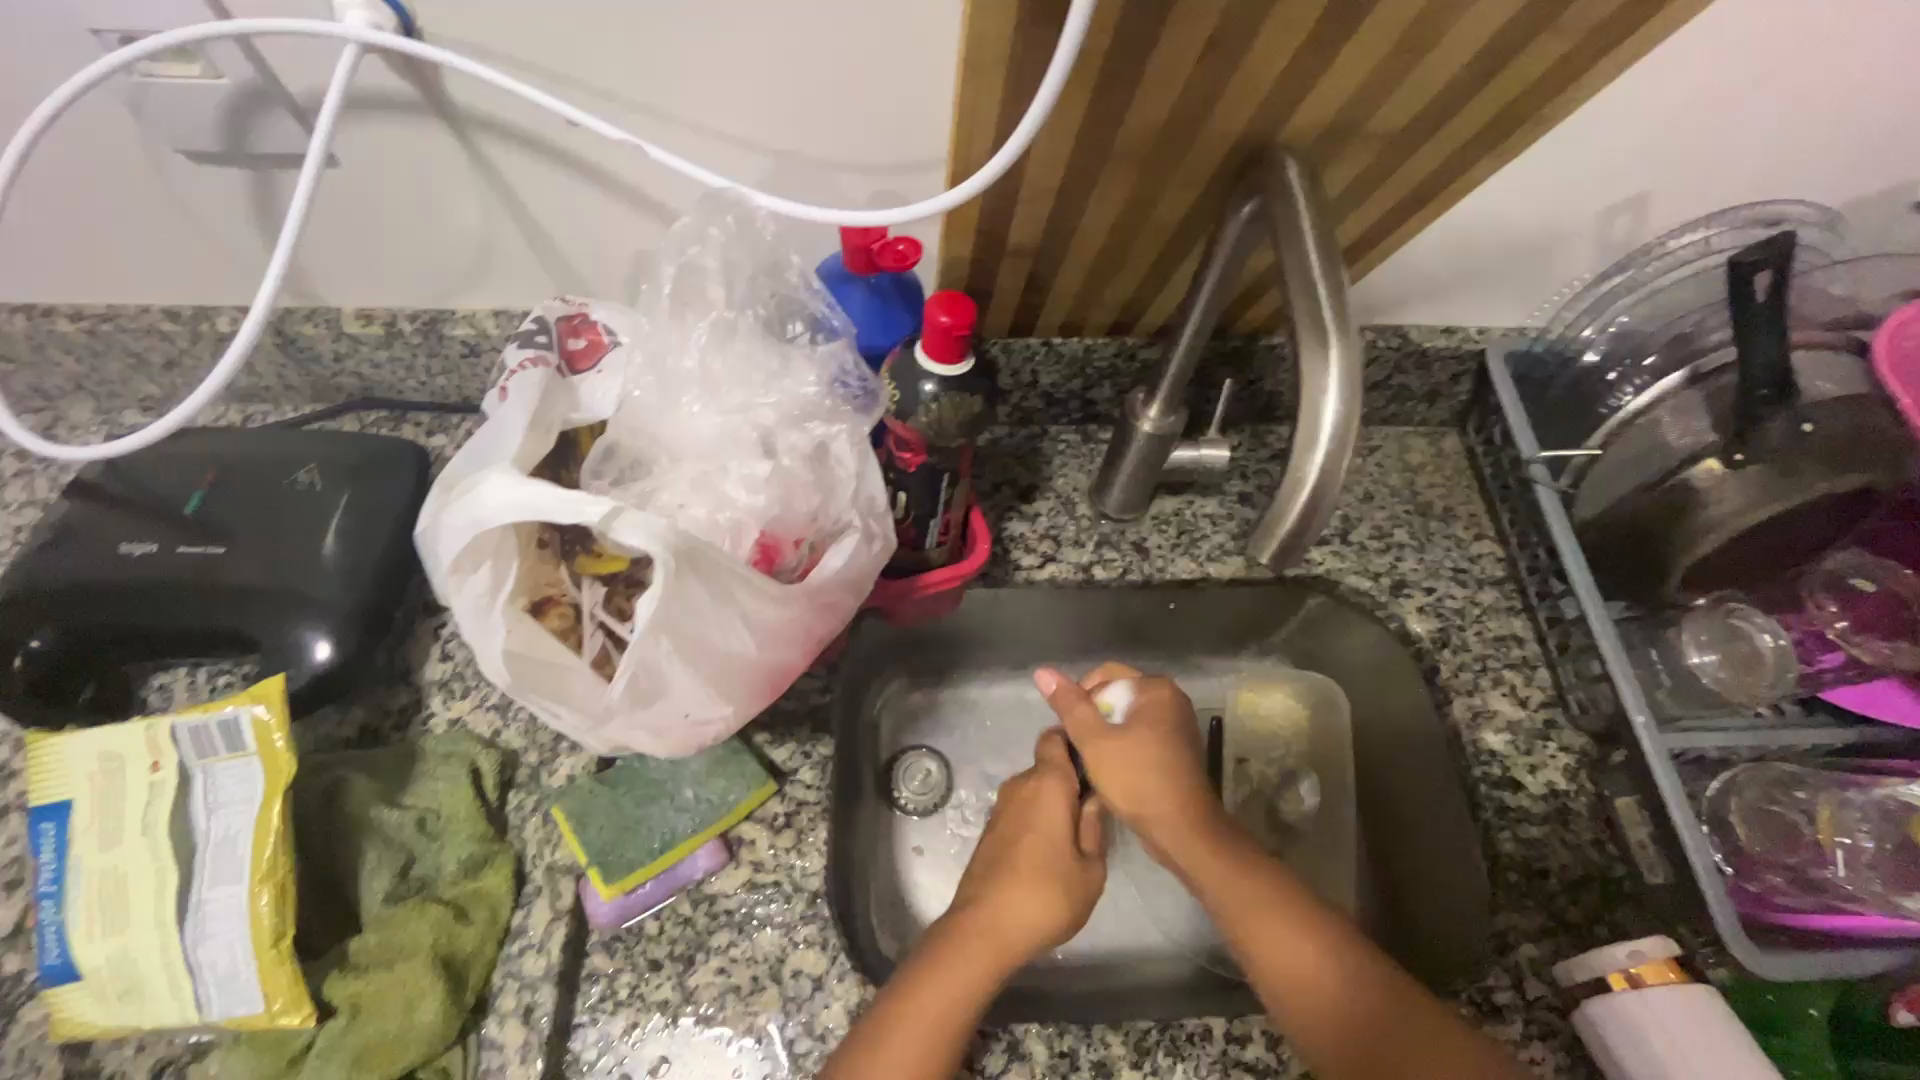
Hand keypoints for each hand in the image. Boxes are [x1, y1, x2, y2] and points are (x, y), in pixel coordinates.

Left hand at [944, 729, 1107, 963]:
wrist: (984, 928)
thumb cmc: (1047, 896)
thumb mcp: (1091, 869)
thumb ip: (1094, 826)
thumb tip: (1093, 799)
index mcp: (1047, 784)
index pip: (1055, 738)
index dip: (1074, 743)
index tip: (1096, 763)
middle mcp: (1020, 785)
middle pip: (1047, 766)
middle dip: (1070, 780)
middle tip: (1095, 810)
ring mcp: (1001, 807)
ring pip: (1034, 790)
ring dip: (1053, 804)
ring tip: (1075, 835)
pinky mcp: (990, 829)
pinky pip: (1021, 810)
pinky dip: (1037, 820)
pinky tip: (1050, 851)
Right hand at [1034, 663, 1230, 861]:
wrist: (1183, 830)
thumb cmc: (1137, 780)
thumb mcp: (1094, 742)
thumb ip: (1069, 705)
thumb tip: (1042, 671)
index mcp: (1155, 688)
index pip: (1103, 676)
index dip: (1080, 701)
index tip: (1071, 732)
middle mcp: (1171, 699)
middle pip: (1115, 695)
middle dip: (1093, 717)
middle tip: (1079, 747)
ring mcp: (1177, 724)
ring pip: (1126, 717)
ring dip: (1106, 734)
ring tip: (1092, 760)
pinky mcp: (1177, 748)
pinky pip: (1141, 734)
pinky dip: (1123, 745)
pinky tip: (1113, 770)